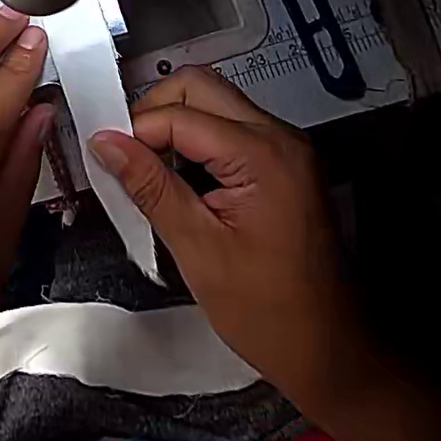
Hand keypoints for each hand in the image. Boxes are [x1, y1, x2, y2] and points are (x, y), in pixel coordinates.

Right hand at [89, 67, 440, 440]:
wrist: (334, 354)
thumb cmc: (270, 313)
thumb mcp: (198, 250)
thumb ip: (149, 187)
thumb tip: (105, 143)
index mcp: (262, 155)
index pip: (179, 116)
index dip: (135, 132)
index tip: (107, 157)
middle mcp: (278, 136)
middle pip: (199, 86)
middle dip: (153, 111)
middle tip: (126, 154)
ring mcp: (284, 145)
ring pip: (213, 100)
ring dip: (173, 122)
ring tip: (148, 168)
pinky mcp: (282, 159)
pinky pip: (228, 124)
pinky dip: (194, 137)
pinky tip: (178, 175)